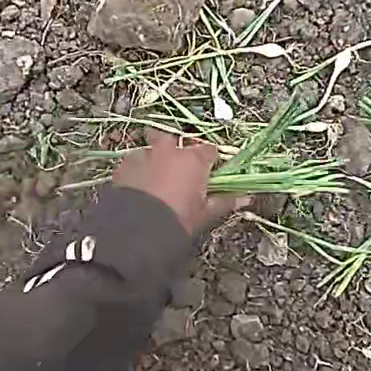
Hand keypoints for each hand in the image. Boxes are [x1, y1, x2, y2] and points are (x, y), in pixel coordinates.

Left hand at [111, 132, 243, 235]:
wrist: (137, 231)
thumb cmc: (177, 220)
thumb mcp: (204, 213)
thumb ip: (225, 201)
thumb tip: (246, 197)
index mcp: (193, 160)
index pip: (210, 150)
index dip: (211, 160)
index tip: (210, 171)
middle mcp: (170, 151)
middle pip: (177, 140)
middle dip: (178, 150)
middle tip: (180, 170)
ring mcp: (145, 154)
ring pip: (153, 147)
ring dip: (157, 157)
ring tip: (157, 177)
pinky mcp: (124, 165)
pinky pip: (134, 159)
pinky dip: (139, 168)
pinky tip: (139, 184)